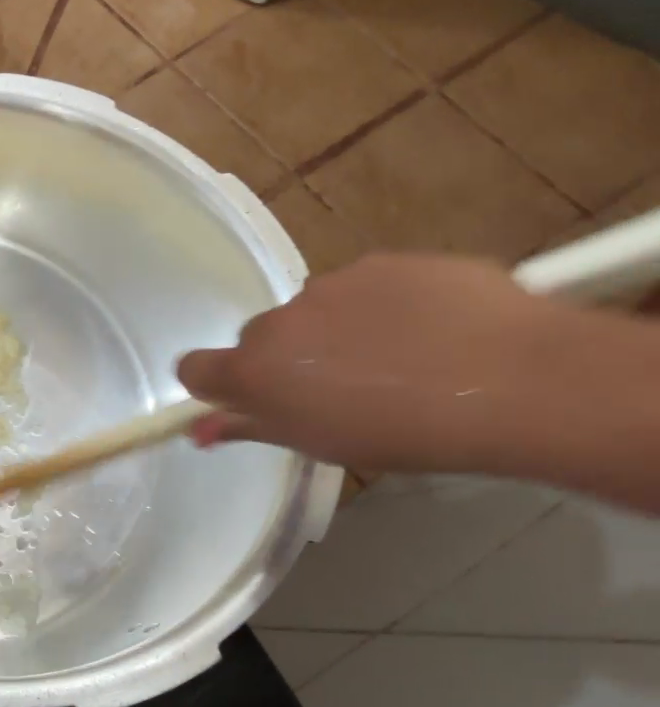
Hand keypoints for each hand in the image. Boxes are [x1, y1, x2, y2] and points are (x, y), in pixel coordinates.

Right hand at [176, 254, 586, 473]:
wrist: (512, 380)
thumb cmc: (404, 432)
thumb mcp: (318, 443)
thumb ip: (250, 429)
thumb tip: (198, 432)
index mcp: (252, 371)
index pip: (193, 368)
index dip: (216, 383)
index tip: (251, 399)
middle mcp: (277, 322)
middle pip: (260, 338)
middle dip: (288, 357)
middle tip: (342, 386)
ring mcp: (330, 286)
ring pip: (315, 309)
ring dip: (336, 329)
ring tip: (402, 358)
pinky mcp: (383, 263)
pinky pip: (368, 286)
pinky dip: (386, 305)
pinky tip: (434, 330)